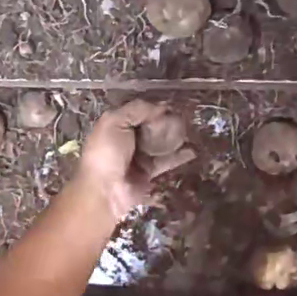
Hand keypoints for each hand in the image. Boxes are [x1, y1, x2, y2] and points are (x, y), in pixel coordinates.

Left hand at [69, 100, 197, 221]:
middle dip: (166, 122)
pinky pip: (165, 162)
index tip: (173, 105)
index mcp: (115, 125)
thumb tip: (161, 106)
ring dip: (174, 138)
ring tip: (191, 131)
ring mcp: (137, 157)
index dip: (154, 108)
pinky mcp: (148, 173)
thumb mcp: (114, 122)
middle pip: (150, 127)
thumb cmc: (106, 152)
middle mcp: (126, 140)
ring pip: (159, 144)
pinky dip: (178, 156)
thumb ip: (136, 110)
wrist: (105, 190)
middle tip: (186, 117)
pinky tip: (192, 151)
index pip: (138, 112)